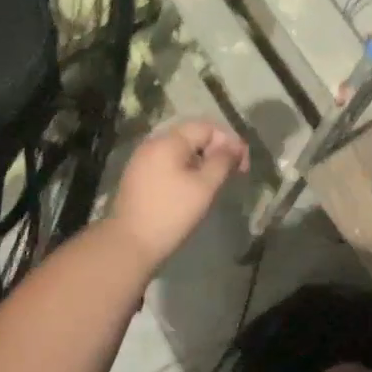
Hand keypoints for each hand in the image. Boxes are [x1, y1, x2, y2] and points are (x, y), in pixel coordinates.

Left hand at [107, 119, 249, 265]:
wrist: (129, 244)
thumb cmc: (171, 214)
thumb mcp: (204, 187)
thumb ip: (222, 162)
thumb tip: (235, 146)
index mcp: (168, 141)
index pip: (206, 127)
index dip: (229, 141)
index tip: (243, 164)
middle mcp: (153, 143)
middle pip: (192, 135)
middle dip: (216, 149)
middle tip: (233, 172)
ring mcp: (142, 159)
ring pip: (180, 150)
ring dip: (201, 160)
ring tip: (215, 181)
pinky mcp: (137, 176)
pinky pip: (167, 162)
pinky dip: (185, 168)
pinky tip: (192, 188)